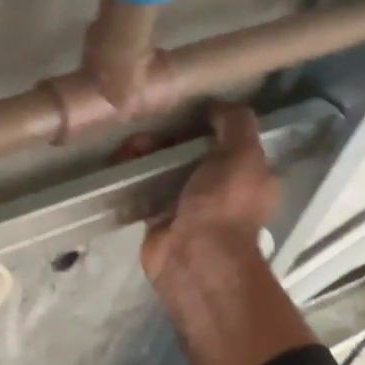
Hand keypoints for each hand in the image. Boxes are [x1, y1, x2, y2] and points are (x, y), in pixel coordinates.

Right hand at [140, 102, 278, 283]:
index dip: (202, 122)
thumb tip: (216, 104)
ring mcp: (187, 204)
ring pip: (164, 168)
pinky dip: (131, 177)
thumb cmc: (224, 204)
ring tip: (127, 149)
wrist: (196, 259)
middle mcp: (219, 188)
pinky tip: (118, 165)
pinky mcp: (159, 219)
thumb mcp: (243, 154)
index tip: (179, 111)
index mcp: (246, 173)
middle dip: (167, 138)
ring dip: (145, 154)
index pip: (224, 138)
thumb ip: (235, 123)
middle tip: (145, 132)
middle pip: (189, 151)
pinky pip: (144, 190)